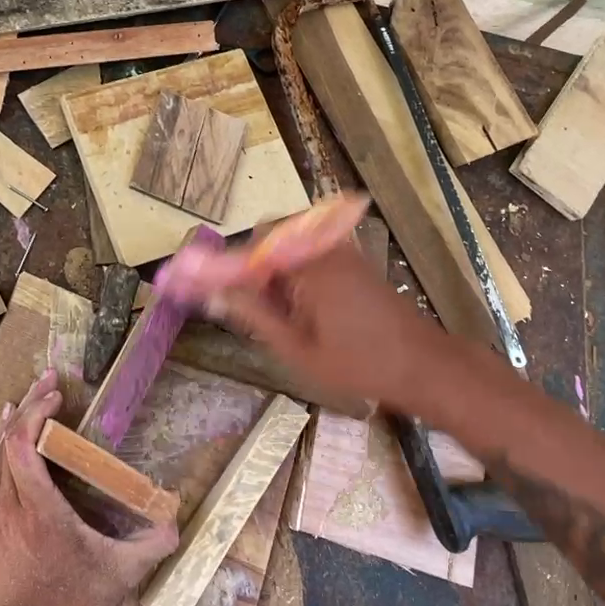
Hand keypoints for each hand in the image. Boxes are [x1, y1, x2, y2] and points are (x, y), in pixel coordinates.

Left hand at [0, 369, 177, 605]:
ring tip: (31, 396)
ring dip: (16, 422)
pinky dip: (6, 447)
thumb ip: (149, 546)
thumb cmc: (74, 601)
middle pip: (9, 440)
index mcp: (39, 510)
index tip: (56, 393)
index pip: (21, 445)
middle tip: (49, 379)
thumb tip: (177, 523)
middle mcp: (8, 505)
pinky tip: (12, 436)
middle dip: (29, 404)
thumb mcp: (118, 574)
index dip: (34, 411)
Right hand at [170, 193, 436, 406]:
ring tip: (272, 314)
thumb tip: (211, 294)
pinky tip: (295, 309)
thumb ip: (252, 316)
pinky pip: (304, 252)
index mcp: (306, 265)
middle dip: (244, 263)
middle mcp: (320, 246)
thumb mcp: (296, 348)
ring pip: (284, 244)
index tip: (178, 277)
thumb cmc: (361, 365)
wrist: (426, 368)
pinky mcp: (348, 260)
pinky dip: (287, 272)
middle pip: (264, 237)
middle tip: (237, 301)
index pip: (242, 256)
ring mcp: (338, 250)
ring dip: (267, 270)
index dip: (208, 268)